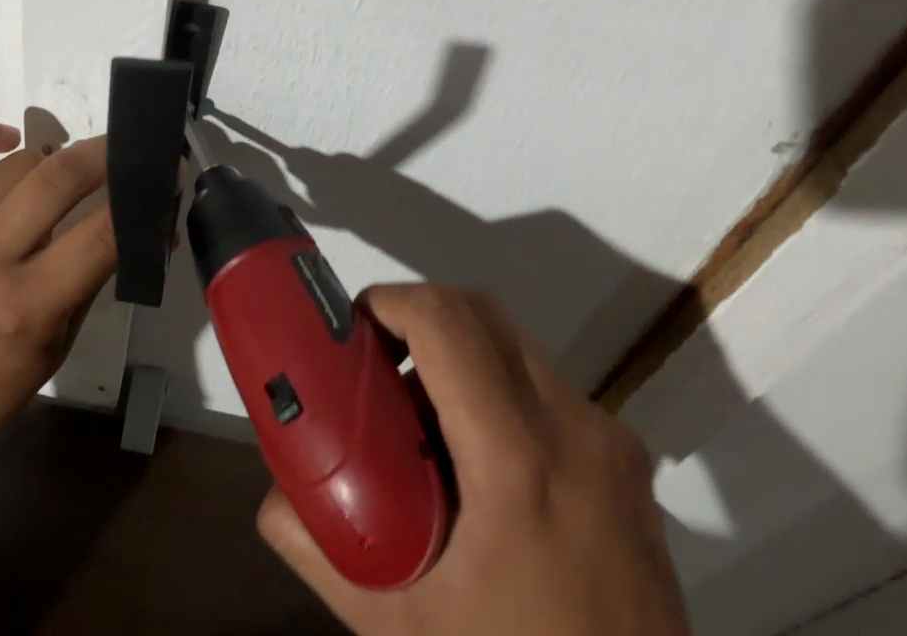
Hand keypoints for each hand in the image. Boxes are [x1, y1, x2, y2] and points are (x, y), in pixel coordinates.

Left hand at [0, 113, 117, 460]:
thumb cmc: (4, 379)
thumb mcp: (65, 336)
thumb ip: (100, 271)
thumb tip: (147, 222)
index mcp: (26, 303)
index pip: (100, 232)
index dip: (142, 197)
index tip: (167, 174)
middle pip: (57, 179)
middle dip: (104, 156)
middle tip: (128, 152)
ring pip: (12, 164)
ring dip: (51, 163)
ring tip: (64, 179)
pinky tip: (3, 137)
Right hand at [258, 284, 689, 635]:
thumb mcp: (396, 624)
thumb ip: (319, 548)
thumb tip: (277, 493)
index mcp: (518, 460)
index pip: (446, 323)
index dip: (389, 302)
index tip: (349, 327)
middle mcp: (576, 431)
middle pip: (484, 316)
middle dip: (417, 320)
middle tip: (370, 363)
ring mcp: (611, 446)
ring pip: (519, 348)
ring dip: (457, 355)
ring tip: (414, 418)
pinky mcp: (628, 467)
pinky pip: (549, 390)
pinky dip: (497, 389)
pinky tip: (470, 461)